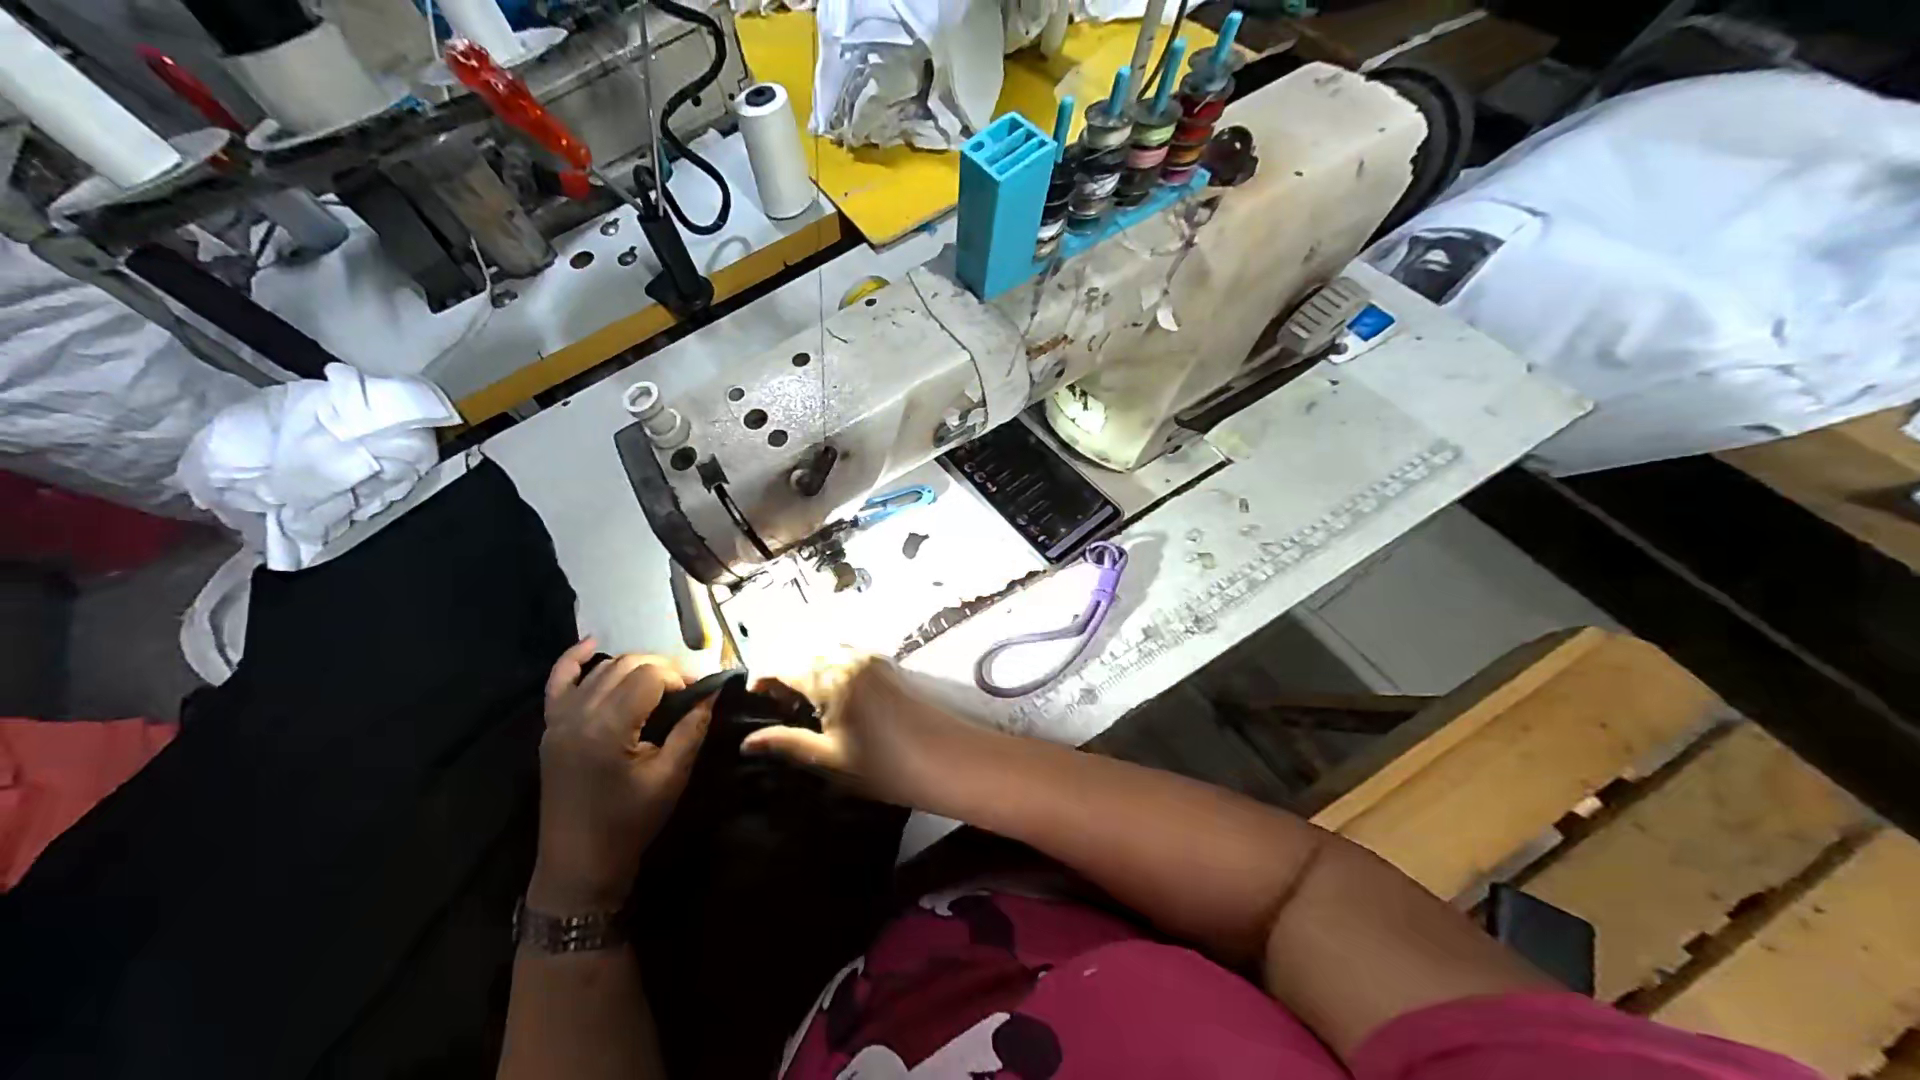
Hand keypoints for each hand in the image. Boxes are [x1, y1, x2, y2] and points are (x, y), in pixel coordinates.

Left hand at [530, 638, 711, 911]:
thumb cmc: (630, 822)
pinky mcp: (550, 727)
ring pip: (602, 669)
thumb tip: (713, 692)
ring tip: (661, 684)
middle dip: (662, 668)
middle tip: (686, 690)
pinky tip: (593, 644)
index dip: (680, 678)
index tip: (699, 697)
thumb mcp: (672, 775)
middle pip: (627, 664)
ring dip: (634, 667)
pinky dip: (574, 659)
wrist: (579, 862)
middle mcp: (578, 714)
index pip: (650, 675)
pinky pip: (558, 681)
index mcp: (607, 728)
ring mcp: (559, 719)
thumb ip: (692, 728)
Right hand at [740, 650, 982, 808]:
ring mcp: (873, 659)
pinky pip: (848, 660)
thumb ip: (787, 743)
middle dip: (785, 674)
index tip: (753, 702)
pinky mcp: (888, 668)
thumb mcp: (830, 758)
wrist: (950, 761)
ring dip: (809, 672)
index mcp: (831, 675)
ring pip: (827, 655)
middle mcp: (850, 657)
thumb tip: (748, 742)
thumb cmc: (885, 765)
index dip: (762, 678)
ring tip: (806, 710)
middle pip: (804, 654)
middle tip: (779, 709)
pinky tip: (835, 705)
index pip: (783, 663)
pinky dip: (832, 673)